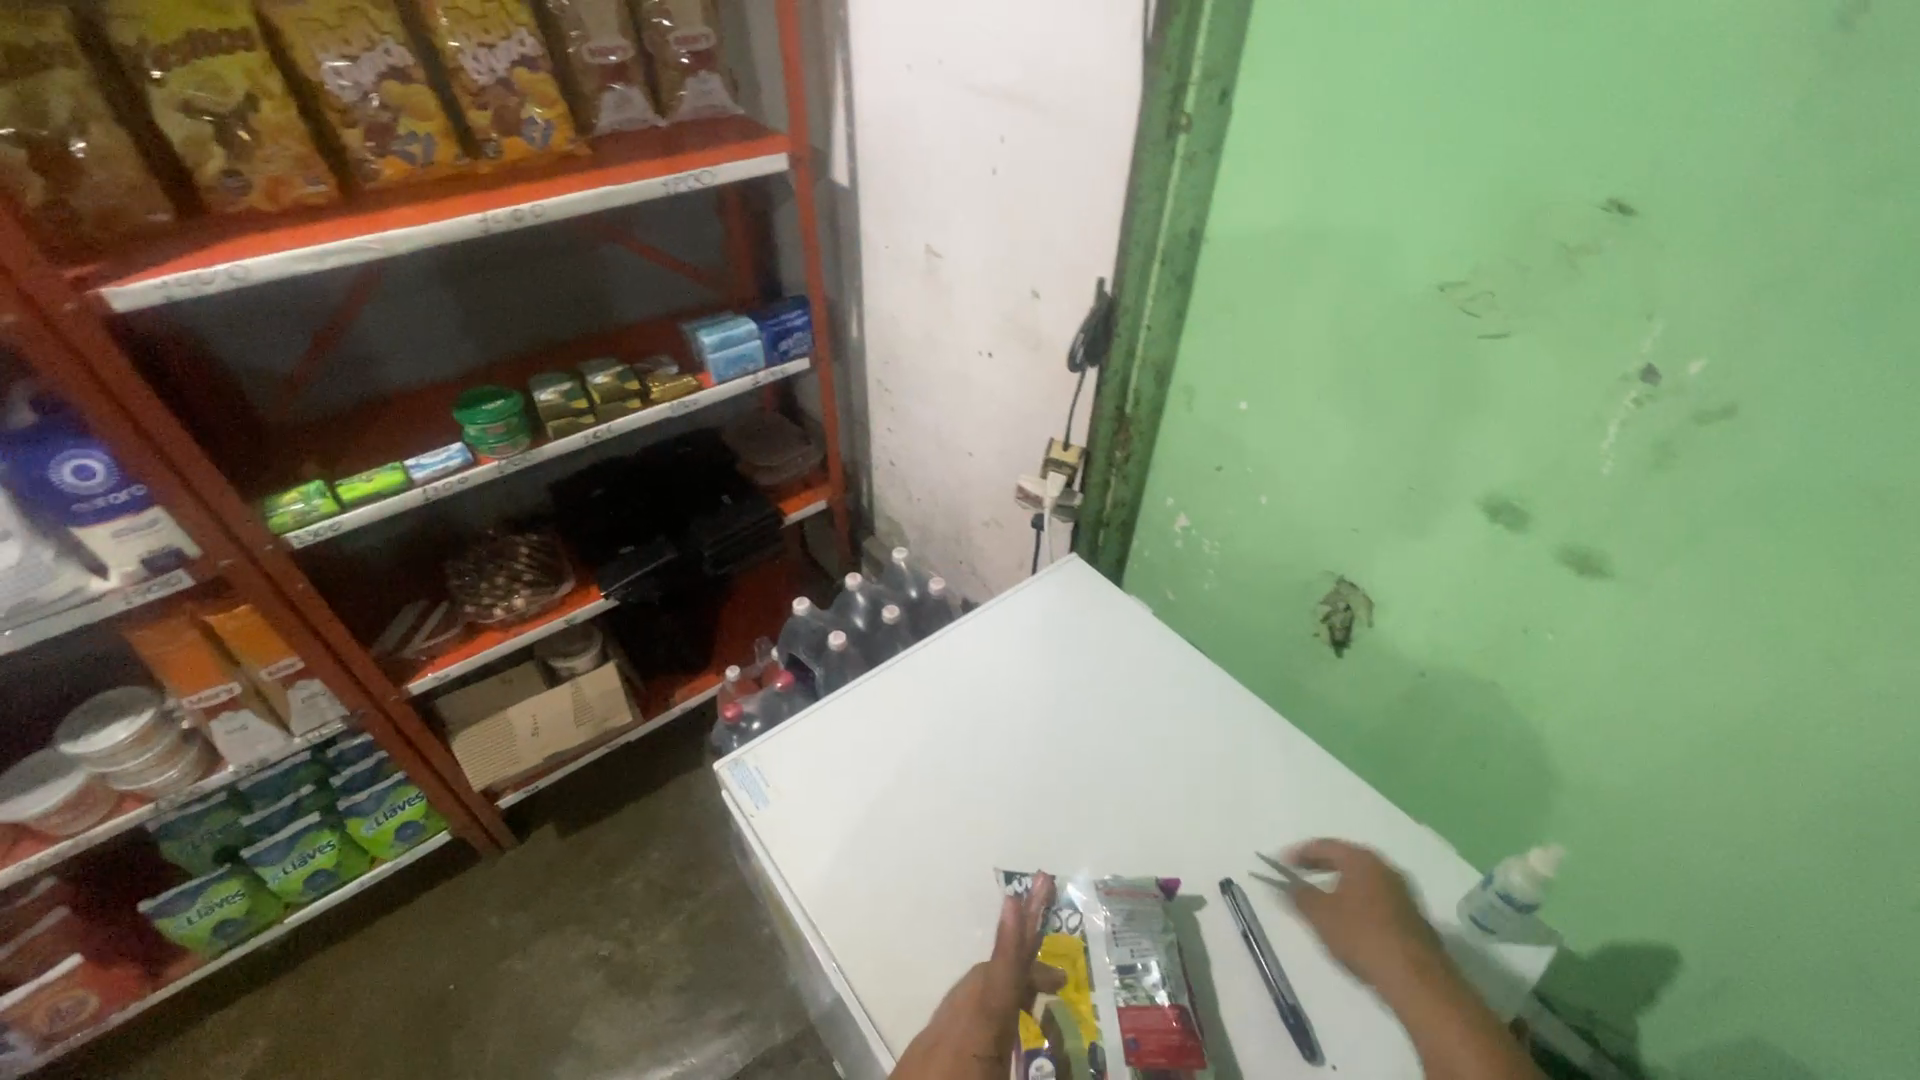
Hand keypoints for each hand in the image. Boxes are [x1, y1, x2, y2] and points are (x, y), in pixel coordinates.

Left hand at [889, 873, 1065, 1079]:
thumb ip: (1041, 1069)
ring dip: (1005, 986)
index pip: (996, 985)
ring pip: (970, 997)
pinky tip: (1003, 1033)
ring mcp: (929, 1045)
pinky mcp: (921, 1059)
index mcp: (969, 1047)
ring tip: (1041, 996)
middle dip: (1021, 958)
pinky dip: (988, 1010)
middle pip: (985, 980)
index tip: (1016, 898)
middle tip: (1058, 970)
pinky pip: (959, 1017)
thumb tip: (1068, 1058)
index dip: (1011, 942)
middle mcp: (946, 1035)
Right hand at [1283, 839, 1448, 993]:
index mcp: (1361, 859)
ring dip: (1339, 883)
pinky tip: (1349, 918)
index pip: (1323, 845)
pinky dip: (1357, 899)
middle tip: (1298, 874)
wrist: (1416, 978)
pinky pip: (1375, 896)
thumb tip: (1283, 883)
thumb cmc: (1361, 936)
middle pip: (1345, 858)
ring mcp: (1402, 891)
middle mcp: (1384, 867)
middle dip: (1320, 865)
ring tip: (1321, 897)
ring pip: (1362, 878)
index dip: (1298, 853)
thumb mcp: (1320, 915)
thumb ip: (1298, 894)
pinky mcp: (1411, 915)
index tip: (1280, 863)